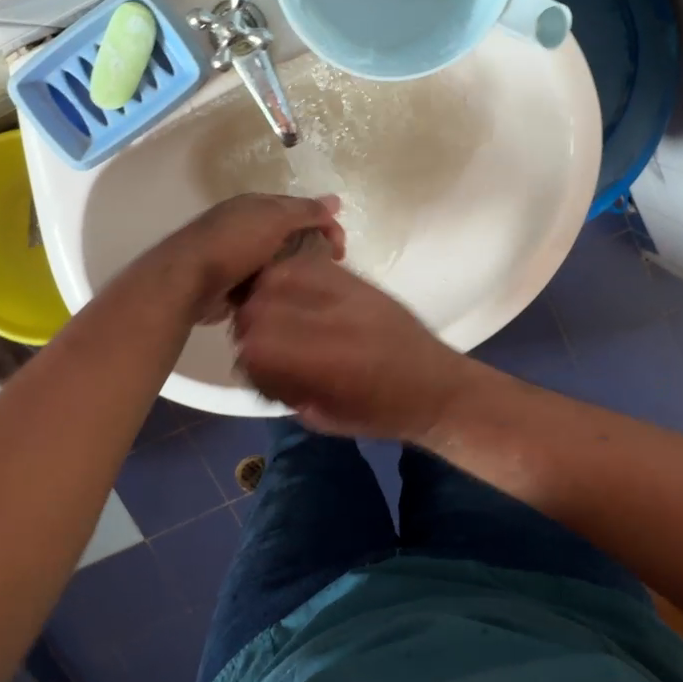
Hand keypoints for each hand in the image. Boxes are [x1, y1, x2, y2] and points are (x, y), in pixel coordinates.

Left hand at [128, 193, 345, 325]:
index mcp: (256, 205)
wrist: (186, 282)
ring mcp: (236, 256)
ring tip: (309, 292)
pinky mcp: (230, 283)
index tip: (341, 252)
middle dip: (310, 252)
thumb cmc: (233, 244)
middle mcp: (246, 226)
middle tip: (328, 274)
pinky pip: (262, 285)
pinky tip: (285, 303)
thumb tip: (336, 200)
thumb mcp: (274, 220)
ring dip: (292, 275)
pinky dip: (273, 291)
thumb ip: (305, 211)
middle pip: (289, 237)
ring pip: (277, 264)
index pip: (300, 210)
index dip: (325, 226)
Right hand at [231, 254, 478, 442]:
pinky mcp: (358, 280)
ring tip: (274, 314)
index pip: (258, 342)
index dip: (246, 356)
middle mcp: (336, 319)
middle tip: (257, 340)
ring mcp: (348, 293)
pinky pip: (310, 264)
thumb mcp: (323, 416)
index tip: (253, 367)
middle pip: (261, 303)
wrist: (436, 387)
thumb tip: (250, 364)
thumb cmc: (381, 414)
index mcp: (328, 362)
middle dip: (248, 323)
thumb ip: (283, 387)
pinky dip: (291, 278)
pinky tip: (295, 298)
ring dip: (265, 294)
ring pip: (281, 275)